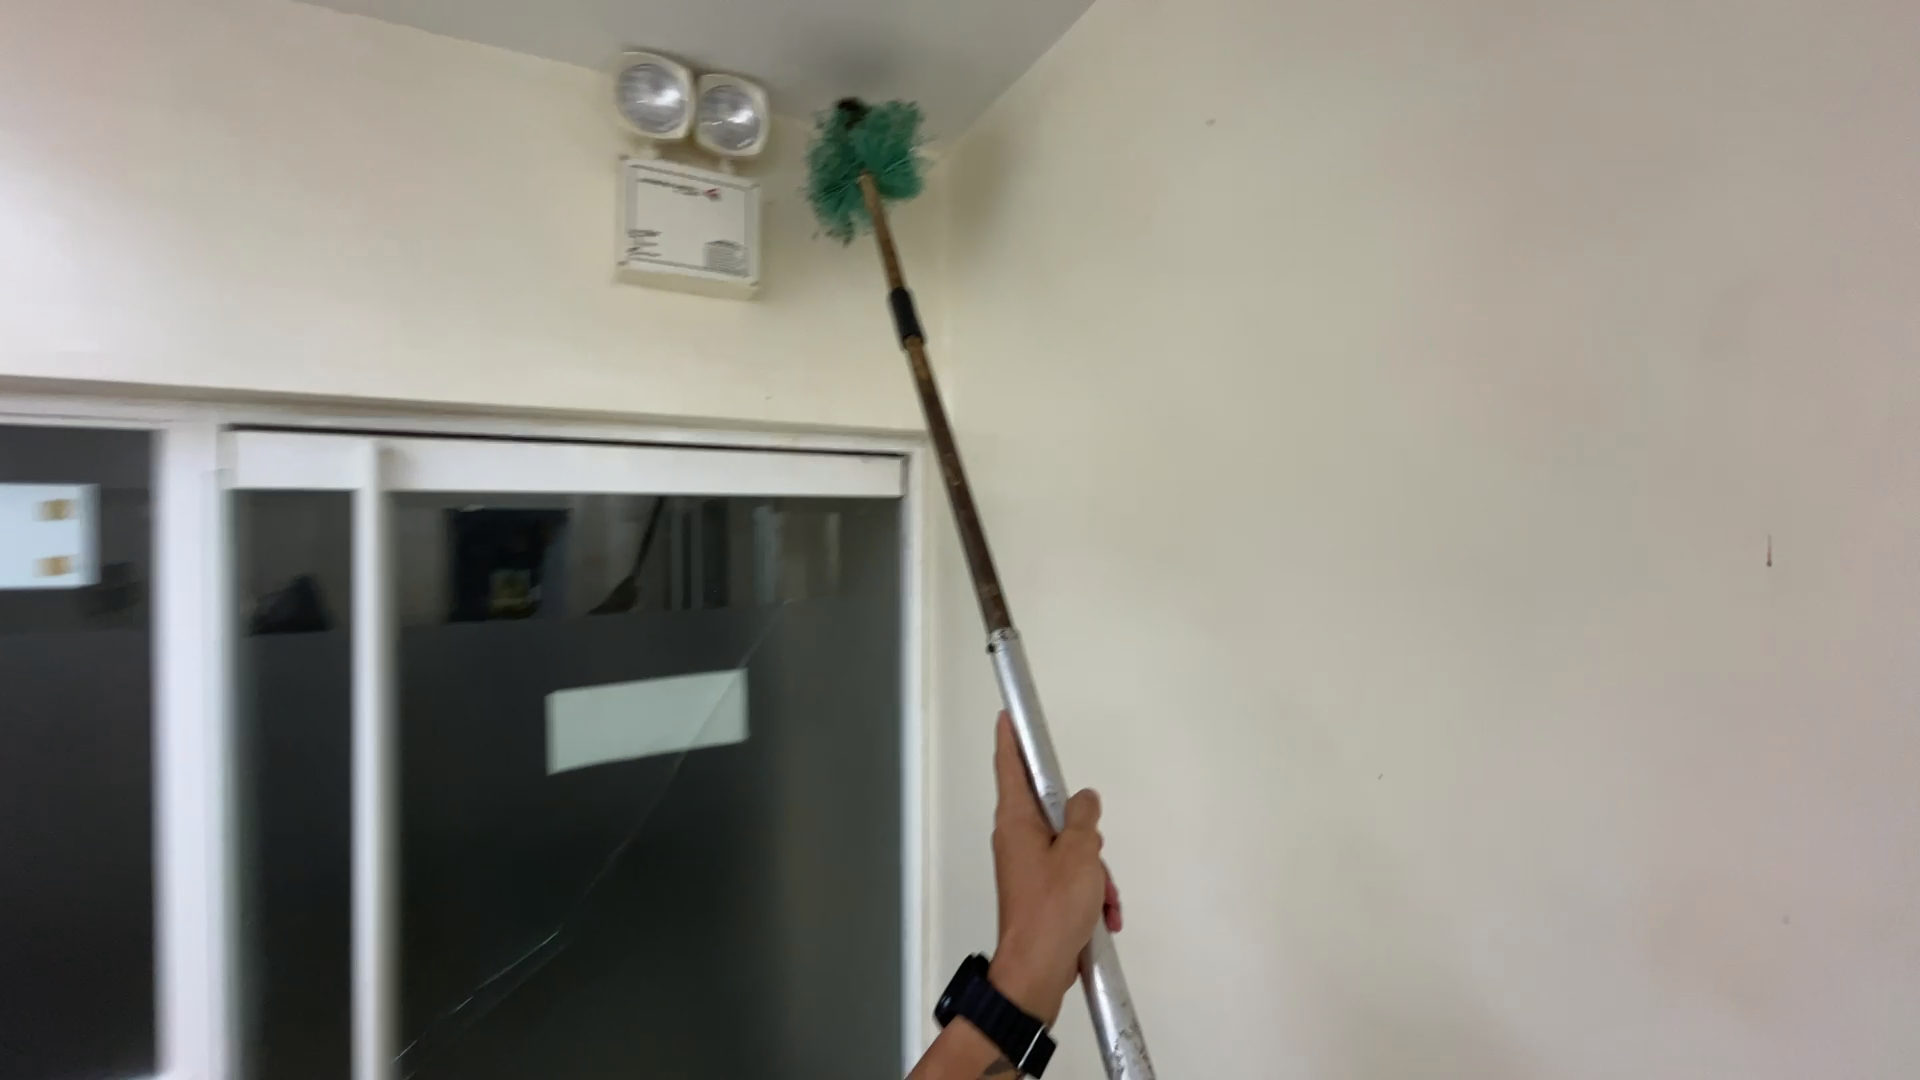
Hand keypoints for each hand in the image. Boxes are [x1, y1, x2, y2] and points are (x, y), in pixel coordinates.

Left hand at [986, 712, 1121, 1025]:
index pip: (1011, 766)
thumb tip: (1084, 800)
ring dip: (1095, 871)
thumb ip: (1085, 818)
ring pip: (1069, 848)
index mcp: (1017, 819)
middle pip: (1052, 811)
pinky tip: (1103, 916)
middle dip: (1085, 832)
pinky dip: (1090, 892)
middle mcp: (1016, 837)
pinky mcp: (1039, 890)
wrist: (1035, 974)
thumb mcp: (1080, 854)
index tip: (1008, 715)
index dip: (1011, 738)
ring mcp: (1027, 865)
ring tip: (1103, 898)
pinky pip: (1070, 876)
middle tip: (1095, 856)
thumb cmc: (1053, 907)